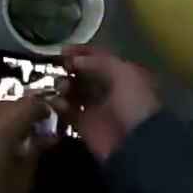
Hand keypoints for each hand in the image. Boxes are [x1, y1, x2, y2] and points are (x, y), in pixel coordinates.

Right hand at [61, 45, 159, 160]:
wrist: (135, 143)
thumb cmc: (132, 102)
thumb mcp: (121, 73)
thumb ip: (97, 62)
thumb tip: (74, 61)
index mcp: (120, 74)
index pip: (98, 57)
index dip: (81, 52)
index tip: (62, 50)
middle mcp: (107, 88)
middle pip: (83, 73)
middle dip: (70, 68)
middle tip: (59, 67)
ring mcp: (95, 107)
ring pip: (73, 90)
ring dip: (64, 85)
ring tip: (61, 87)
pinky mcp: (83, 125)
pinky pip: (67, 111)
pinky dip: (60, 104)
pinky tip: (56, 101)